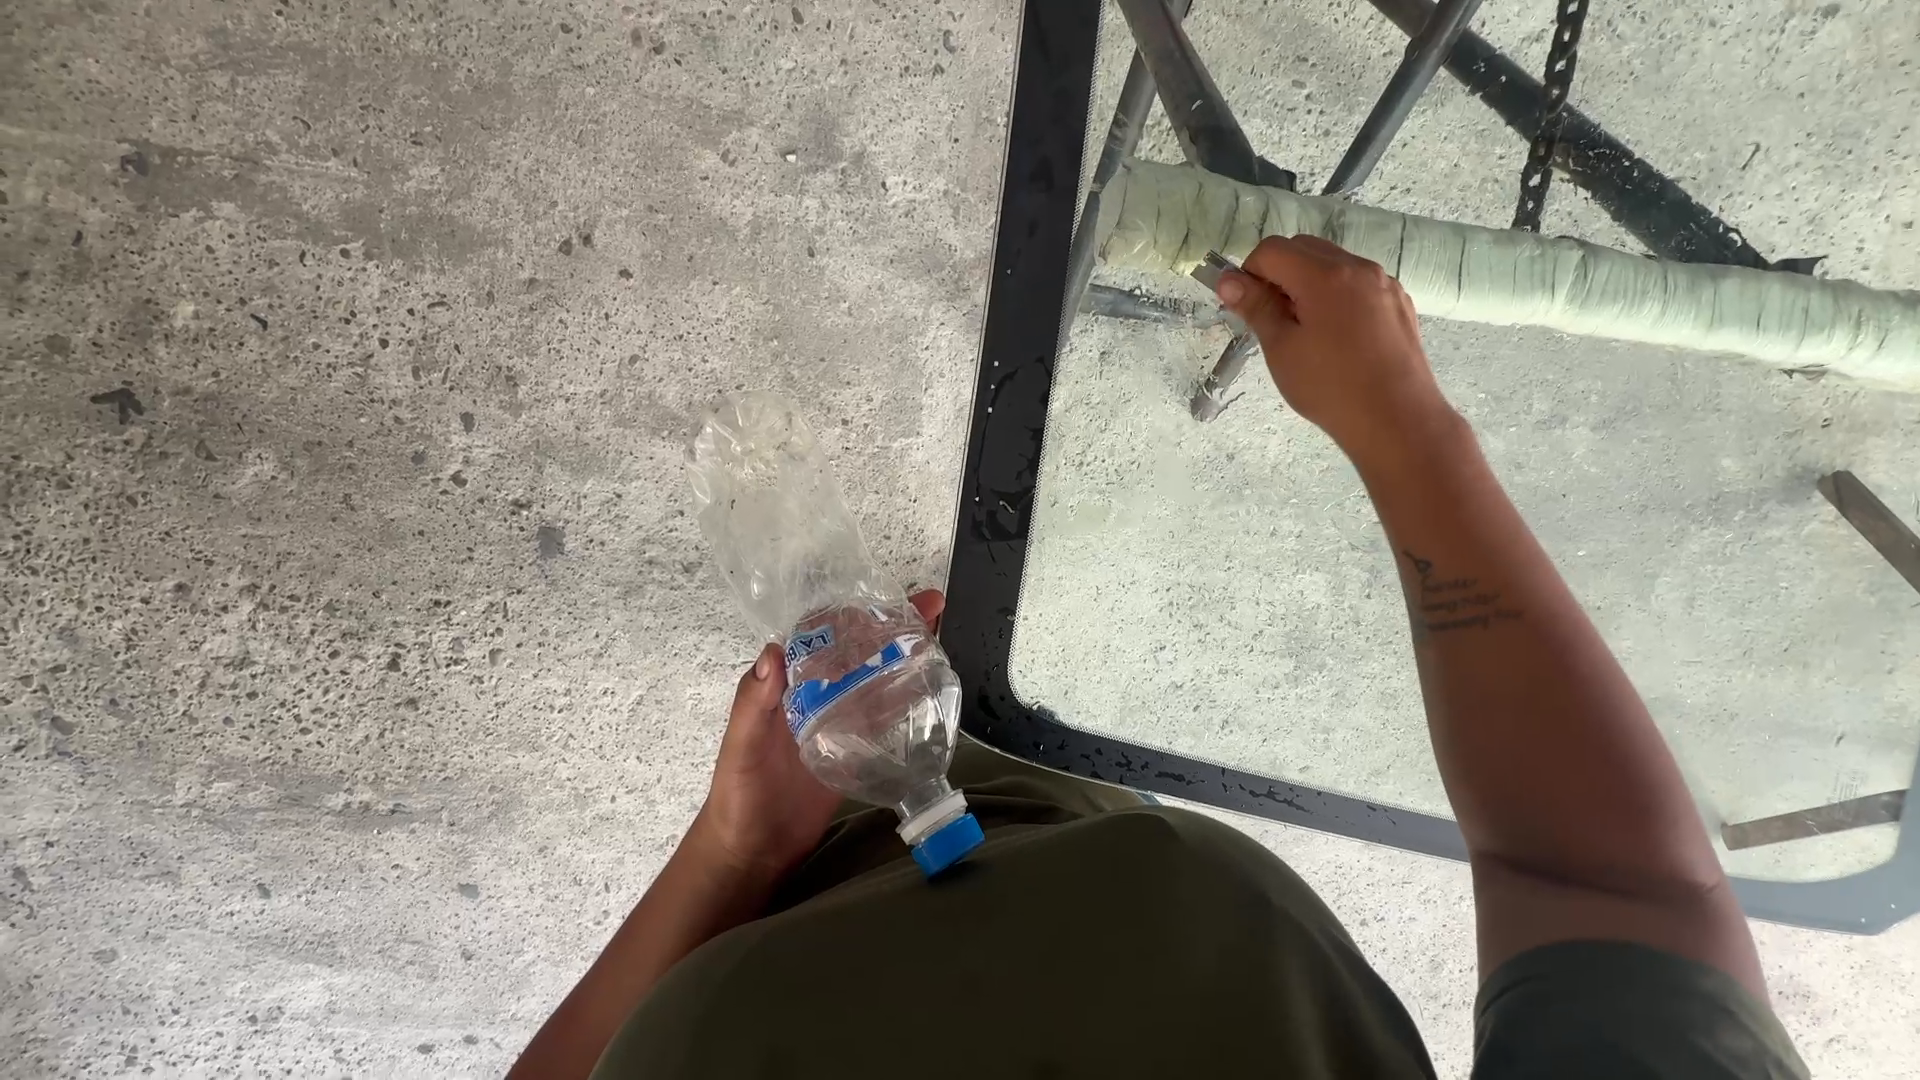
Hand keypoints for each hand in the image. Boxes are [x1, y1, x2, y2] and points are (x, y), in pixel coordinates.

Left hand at [693, 588, 947, 882]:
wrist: (755, 850)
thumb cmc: (740, 795)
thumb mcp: (741, 748)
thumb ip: (753, 704)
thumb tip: (774, 650)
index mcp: (786, 684)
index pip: (820, 633)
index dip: (851, 611)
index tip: (883, 598)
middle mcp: (815, 691)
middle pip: (857, 647)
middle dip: (891, 622)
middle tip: (933, 606)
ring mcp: (839, 717)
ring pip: (876, 673)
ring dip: (906, 650)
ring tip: (942, 632)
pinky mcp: (858, 744)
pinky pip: (885, 711)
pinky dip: (908, 691)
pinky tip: (934, 679)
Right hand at [1214, 235, 1457, 463]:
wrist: (1395, 418)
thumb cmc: (1329, 386)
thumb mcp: (1281, 348)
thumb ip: (1256, 307)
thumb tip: (1228, 280)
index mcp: (1325, 276)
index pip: (1273, 250)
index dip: (1250, 273)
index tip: (1245, 307)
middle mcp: (1358, 268)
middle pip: (1304, 248)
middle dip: (1278, 274)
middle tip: (1271, 319)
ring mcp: (1383, 283)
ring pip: (1332, 264)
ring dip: (1306, 284)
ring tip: (1303, 331)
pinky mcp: (1398, 302)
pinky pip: (1357, 284)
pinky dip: (1335, 296)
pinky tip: (1334, 338)